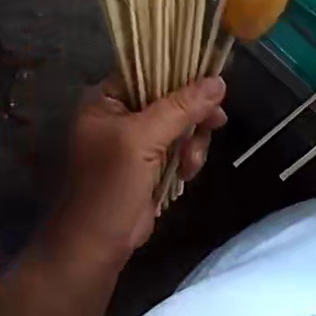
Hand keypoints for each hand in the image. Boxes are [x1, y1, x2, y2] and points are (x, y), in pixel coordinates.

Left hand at [35, 76, 226, 276]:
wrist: (95, 247)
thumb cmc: (109, 187)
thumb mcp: (143, 140)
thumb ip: (181, 108)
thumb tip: (220, 82)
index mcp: (106, 99)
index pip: (150, 68)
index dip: (183, 73)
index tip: (212, 84)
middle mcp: (122, 112)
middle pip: (174, 95)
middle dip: (194, 116)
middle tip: (214, 124)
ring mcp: (137, 137)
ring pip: (184, 121)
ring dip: (194, 140)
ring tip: (191, 163)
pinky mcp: (151, 159)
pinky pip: (183, 143)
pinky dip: (190, 155)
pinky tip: (187, 172)